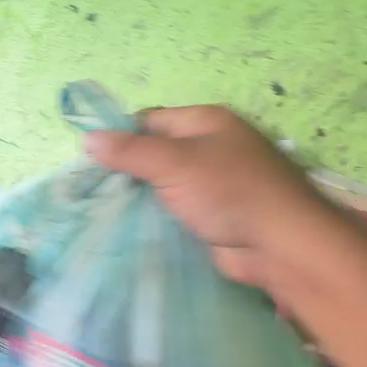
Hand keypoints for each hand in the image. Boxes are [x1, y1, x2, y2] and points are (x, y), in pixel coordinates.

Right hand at [82, 105, 338, 287]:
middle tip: (95, 189)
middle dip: (127, 169)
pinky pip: (173, 208)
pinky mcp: (212, 213)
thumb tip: (87, 138)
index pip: (150, 120)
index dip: (121, 137)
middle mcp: (210, 146)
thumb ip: (129, 151)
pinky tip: (131, 224)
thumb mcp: (173, 164)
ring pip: (162, 183)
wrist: (279, 245)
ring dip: (139, 195)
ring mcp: (213, 181)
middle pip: (155, 151)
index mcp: (206, 121)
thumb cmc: (229, 192)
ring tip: (105, 208)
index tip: (93, 162)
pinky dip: (155, 214)